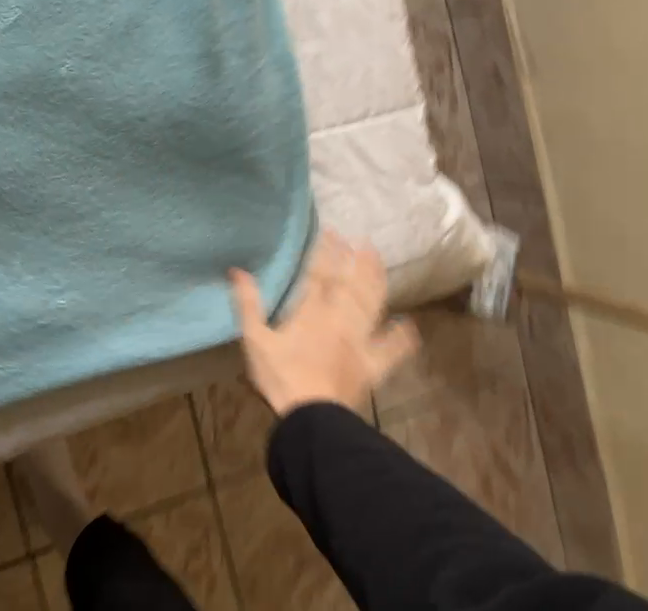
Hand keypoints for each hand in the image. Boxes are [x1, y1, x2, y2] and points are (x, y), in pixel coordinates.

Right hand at [228, 231, 419, 416]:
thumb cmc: (280, 374)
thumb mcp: (254, 338)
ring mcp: (361, 343)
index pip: (321, 275)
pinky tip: (408, 325)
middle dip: (356, 262)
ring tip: (380, 264)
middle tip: (363, 241)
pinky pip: (391, 350)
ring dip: (377, 284)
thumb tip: (238, 271)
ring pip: (372, 307)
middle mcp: (340, 321)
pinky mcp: (373, 366)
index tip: (333, 232)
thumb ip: (248, 303)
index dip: (327, 252)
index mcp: (311, 313)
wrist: (313, 415)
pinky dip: (401, 338)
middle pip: (351, 286)